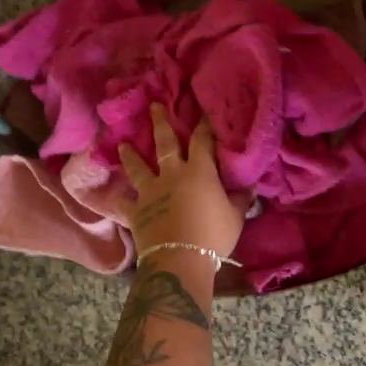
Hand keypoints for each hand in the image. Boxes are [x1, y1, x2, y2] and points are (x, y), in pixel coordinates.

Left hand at [119, 102, 244, 259]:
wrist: (180, 259)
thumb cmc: (214, 236)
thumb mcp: (235, 216)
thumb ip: (240, 198)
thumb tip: (249, 186)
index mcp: (199, 172)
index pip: (202, 141)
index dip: (205, 126)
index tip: (204, 112)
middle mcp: (171, 175)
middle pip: (164, 144)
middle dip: (160, 123)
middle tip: (153, 106)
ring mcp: (150, 192)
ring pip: (138, 167)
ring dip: (131, 155)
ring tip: (123, 145)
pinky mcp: (135, 211)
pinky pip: (125, 202)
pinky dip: (121, 197)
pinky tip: (116, 194)